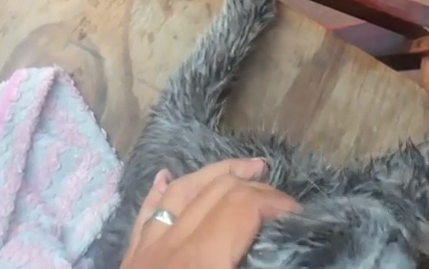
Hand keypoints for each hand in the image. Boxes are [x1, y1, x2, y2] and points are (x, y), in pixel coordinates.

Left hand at [121, 158, 299, 268]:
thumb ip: (256, 263)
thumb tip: (286, 244)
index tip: (299, 213)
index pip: (243, 208)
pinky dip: (159, 193)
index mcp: (202, 261)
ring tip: (243, 168)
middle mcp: (170, 247)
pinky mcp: (130, 261)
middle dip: (252, 185)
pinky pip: (145, 217)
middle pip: (216, 193)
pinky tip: (165, 177)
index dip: (275, 202)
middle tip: (279, 194)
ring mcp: (145, 252)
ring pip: (180, 193)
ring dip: (214, 176)